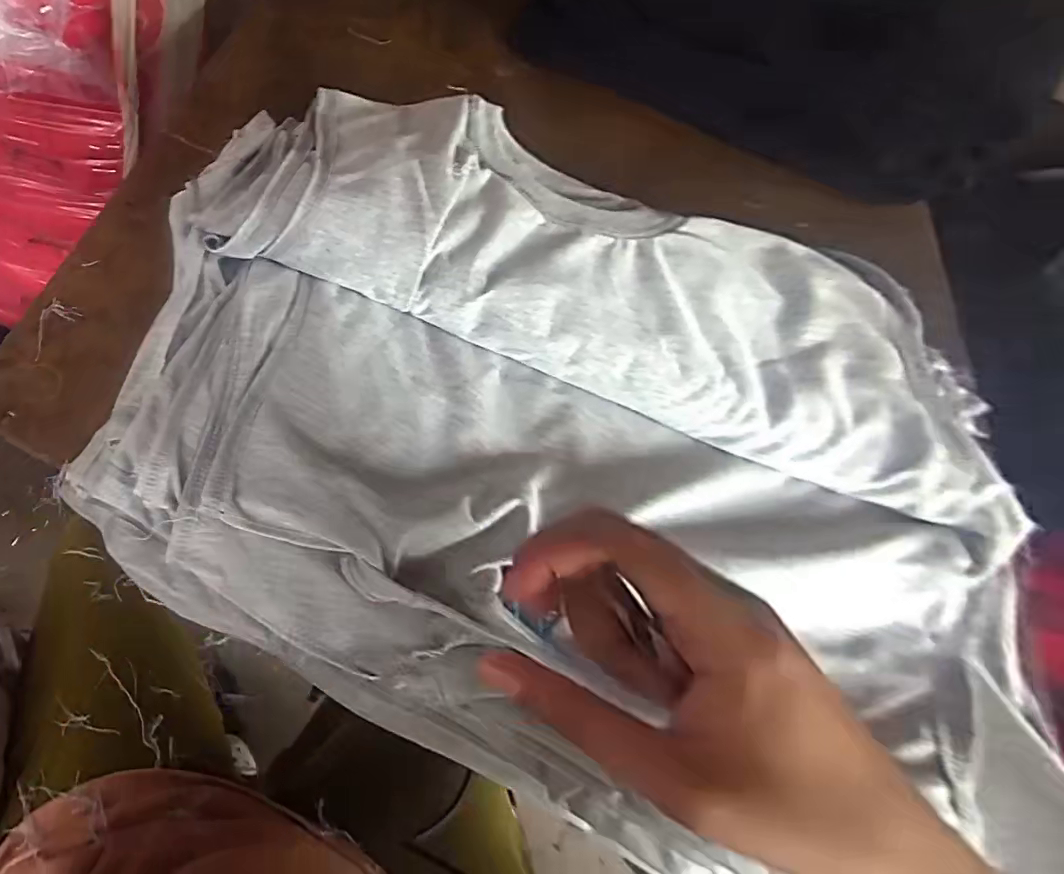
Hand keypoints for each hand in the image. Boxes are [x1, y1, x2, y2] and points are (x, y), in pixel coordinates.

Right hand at [478, 509, 989, 873]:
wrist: (894, 859)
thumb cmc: (786, 814)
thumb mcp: (664, 774)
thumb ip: (571, 712)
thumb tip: (490, 663)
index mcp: (723, 625)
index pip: (622, 542)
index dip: (554, 549)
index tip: (517, 593)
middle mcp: (725, 602)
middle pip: (613, 550)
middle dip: (567, 584)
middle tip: (543, 630)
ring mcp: (727, 614)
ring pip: (625, 576)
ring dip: (601, 621)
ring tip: (632, 688)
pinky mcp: (724, 630)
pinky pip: (647, 601)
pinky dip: (623, 631)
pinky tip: (645, 681)